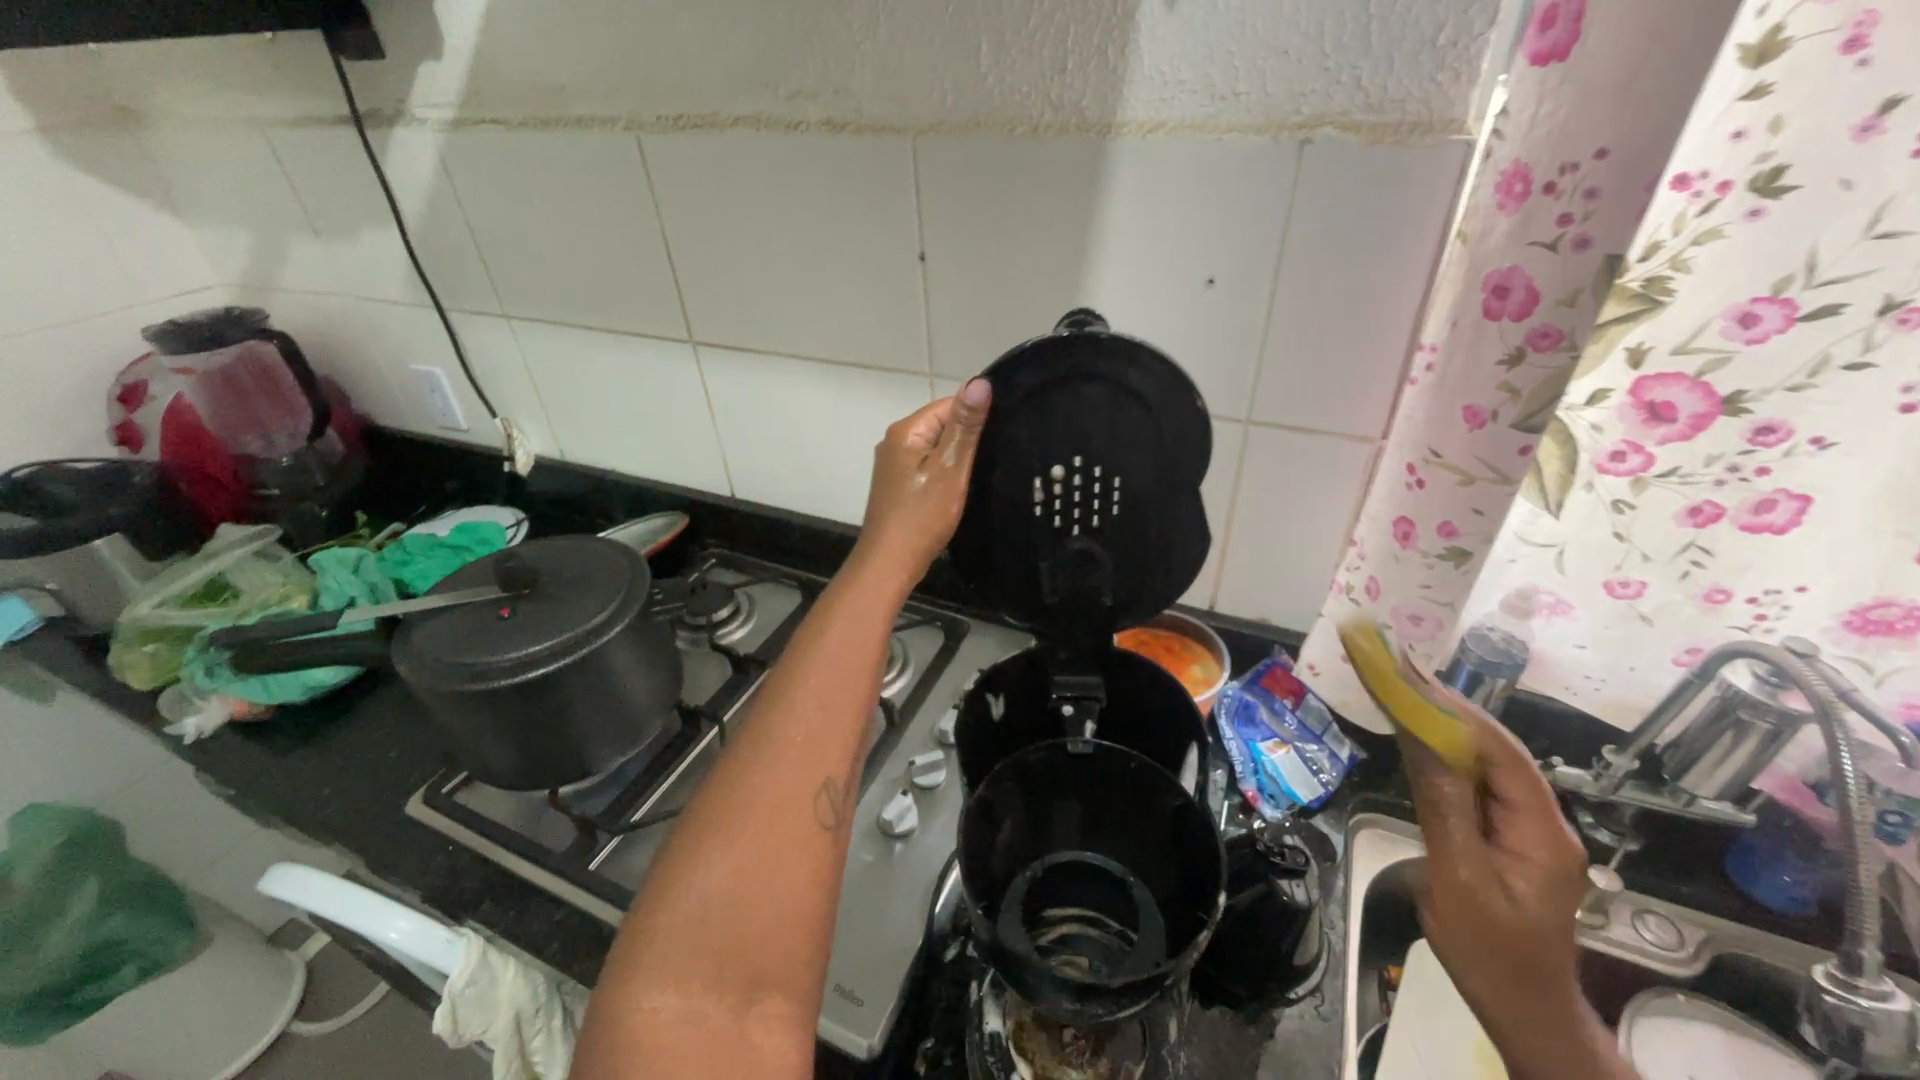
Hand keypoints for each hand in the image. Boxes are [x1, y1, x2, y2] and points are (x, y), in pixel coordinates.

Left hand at [851, 378, 990, 589]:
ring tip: (984, 472)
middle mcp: (895, 440)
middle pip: (942, 424)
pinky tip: (960, 487)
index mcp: (906, 430)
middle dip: (968, 437)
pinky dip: (945, 472)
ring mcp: (894, 463)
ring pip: (936, 447)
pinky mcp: (898, 483)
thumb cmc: (922, 516)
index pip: (949, 405)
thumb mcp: (950, 468)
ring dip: (958, 457)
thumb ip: (965, 426)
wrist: (890, 562)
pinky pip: (928, 465)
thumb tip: (980, 381)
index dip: (977, 417)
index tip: (1002, 435)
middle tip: (998, 456)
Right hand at [1396, 674, 1629, 1079]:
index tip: (1411, 674)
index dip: (1455, 710)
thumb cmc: (1490, 951)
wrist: (1523, 1007)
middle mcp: (1542, 821)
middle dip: (1447, 708)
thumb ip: (1444, 809)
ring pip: (1486, 766)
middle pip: (1495, 751)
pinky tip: (1420, 739)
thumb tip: (1422, 743)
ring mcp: (1527, 830)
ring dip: (1445, 728)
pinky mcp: (1509, 839)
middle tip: (1399, 667)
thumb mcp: (1459, 880)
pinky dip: (1446, 758)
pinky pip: (1478, 787)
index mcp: (1541, 830)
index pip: (1501, 753)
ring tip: (1403, 689)